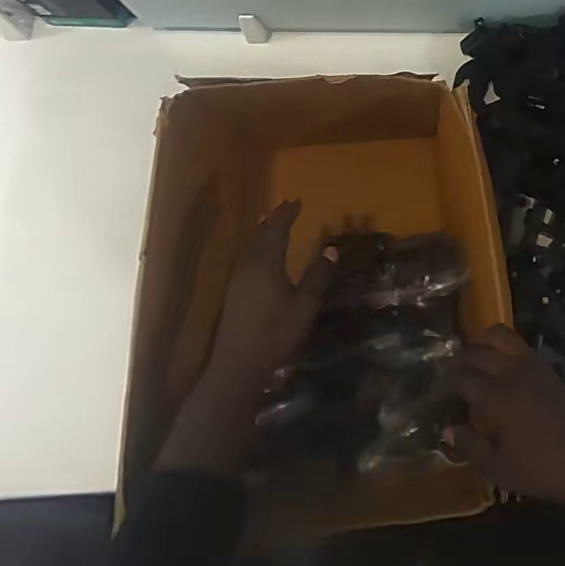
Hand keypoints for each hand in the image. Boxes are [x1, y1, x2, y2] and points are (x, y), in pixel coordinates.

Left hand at [204, 200, 338, 387]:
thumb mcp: (305, 305)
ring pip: (252, 246)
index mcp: (266, 262)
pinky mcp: (235, 293)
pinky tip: (262, 258)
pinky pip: (248, 259)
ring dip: (264, 232)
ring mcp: (238, 279)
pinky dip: (258, 248)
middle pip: (261, 234)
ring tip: (272, 223)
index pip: (277, 229)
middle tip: (285, 206)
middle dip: (274, 219)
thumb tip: (330, 249)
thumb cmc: (275, 333)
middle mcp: (249, 264)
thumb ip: (317, 276)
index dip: (287, 214)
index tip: (297, 200)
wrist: (237, 365)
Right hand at [438, 325, 564, 510]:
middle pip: (472, 353)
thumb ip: (469, 445)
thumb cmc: (544, 471)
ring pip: (496, 336)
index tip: (430, 402)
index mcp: (497, 395)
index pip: (458, 379)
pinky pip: (515, 343)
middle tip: (444, 387)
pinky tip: (496, 370)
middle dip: (453, 367)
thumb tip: (448, 429)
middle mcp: (512, 371)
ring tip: (468, 367)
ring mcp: (531, 365)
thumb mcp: (499, 468)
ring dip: (476, 347)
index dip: (439, 389)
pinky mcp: (546, 368)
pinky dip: (498, 347)